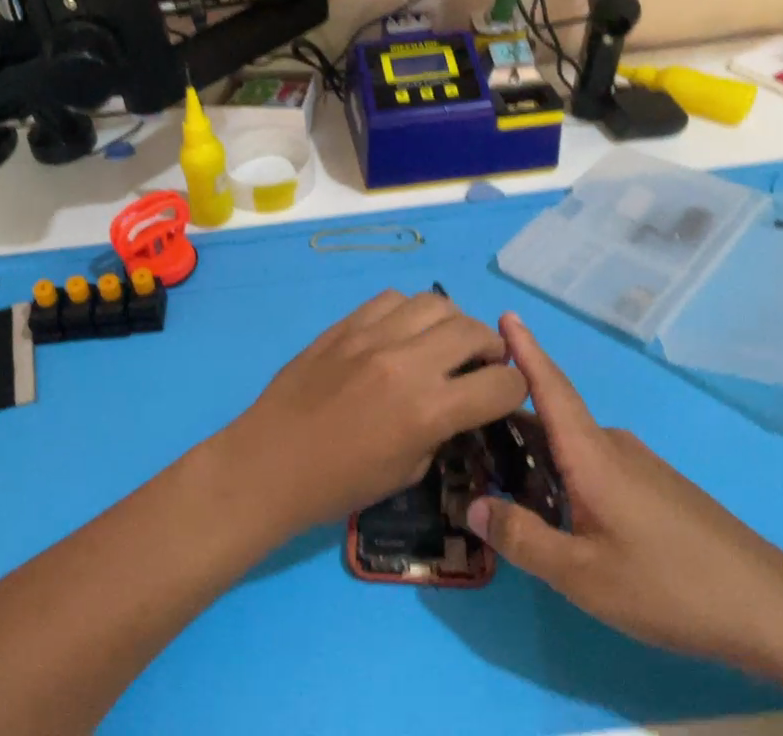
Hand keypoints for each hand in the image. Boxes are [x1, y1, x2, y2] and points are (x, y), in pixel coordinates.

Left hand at [220, 290, 528, 530]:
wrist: (269, 463)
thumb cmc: (338, 484)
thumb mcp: (408, 471)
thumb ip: (442, 430)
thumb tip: (458, 404)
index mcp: (428, 410)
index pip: (501, 383)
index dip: (513, 393)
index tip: (502, 398)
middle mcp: (406, 362)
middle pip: (474, 330)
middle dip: (491, 349)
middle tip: (480, 366)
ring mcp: (372, 336)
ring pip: (435, 303)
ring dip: (452, 323)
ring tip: (442, 344)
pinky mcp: (344, 325)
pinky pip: (391, 299)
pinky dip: (409, 312)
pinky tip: (402, 333)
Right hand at [467, 313, 782, 671]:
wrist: (770, 608)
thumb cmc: (668, 584)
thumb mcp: (581, 574)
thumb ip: (522, 538)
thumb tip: (472, 506)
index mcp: (593, 455)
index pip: (550, 389)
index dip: (526, 351)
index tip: (505, 314)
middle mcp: (615, 448)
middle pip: (553, 420)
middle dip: (511, 420)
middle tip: (465, 433)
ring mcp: (641, 468)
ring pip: (574, 449)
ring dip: (537, 455)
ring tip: (497, 477)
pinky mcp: (657, 491)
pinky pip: (596, 468)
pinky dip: (564, 475)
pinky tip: (555, 511)